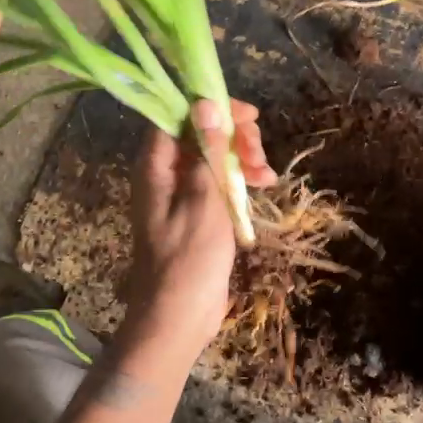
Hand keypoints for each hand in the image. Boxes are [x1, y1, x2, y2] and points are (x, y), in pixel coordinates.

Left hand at [124, 100, 274, 355]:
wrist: (177, 318)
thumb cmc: (188, 258)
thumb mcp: (203, 200)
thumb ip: (206, 151)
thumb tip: (205, 104)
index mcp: (156, 165)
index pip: (179, 115)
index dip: (212, 107)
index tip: (247, 116)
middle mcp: (164, 173)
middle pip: (200, 133)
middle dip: (233, 136)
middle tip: (258, 152)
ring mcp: (181, 193)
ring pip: (214, 156)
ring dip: (242, 158)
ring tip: (266, 176)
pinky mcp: (197, 212)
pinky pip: (218, 182)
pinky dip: (240, 180)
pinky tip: (264, 186)